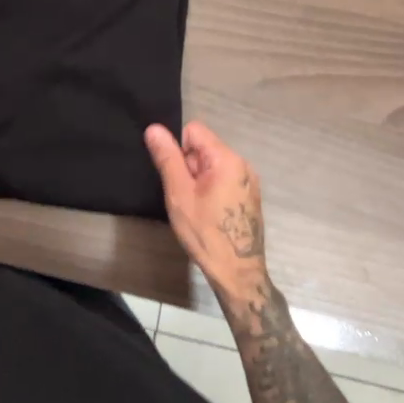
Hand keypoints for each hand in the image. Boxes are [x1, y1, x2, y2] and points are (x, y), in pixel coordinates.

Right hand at [145, 121, 268, 300]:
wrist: (238, 274)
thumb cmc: (206, 233)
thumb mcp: (179, 194)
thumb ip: (167, 158)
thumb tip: (153, 128)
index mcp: (227, 159)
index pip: (194, 131)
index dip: (178, 149)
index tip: (177, 177)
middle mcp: (242, 164)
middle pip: (204, 148)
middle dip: (189, 166)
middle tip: (184, 197)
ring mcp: (249, 181)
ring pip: (212, 165)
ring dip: (199, 180)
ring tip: (196, 207)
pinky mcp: (250, 196)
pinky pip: (223, 179)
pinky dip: (211, 189)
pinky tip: (208, 213)